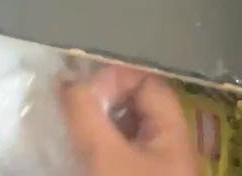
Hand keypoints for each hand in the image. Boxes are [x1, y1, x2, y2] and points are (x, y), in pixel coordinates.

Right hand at [61, 66, 198, 175]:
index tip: (85, 89)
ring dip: (97, 120)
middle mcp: (170, 147)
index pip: (147, 81)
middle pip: (135, 102)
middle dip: (102, 96)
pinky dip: (97, 143)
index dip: (115, 76)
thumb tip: (65, 77)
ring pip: (124, 126)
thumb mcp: (103, 154)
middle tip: (73, 104)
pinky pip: (118, 149)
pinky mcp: (136, 174)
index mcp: (176, 134)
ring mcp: (155, 167)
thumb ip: (84, 110)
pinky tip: (78, 148)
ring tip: (71, 125)